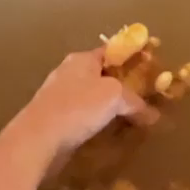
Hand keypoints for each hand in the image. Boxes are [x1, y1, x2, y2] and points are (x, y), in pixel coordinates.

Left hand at [10, 48, 155, 154]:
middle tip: (144, 98)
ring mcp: (59, 96)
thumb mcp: (115, 96)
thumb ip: (135, 101)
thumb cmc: (78, 107)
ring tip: (129, 119)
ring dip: (108, 107)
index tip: (149, 70)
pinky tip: (107, 134)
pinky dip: (96, 122)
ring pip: (92, 97)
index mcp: (82, 59)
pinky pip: (82, 116)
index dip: (131, 58)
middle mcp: (69, 72)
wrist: (38, 139)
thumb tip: (152, 114)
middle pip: (102, 75)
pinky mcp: (54, 119)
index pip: (111, 51)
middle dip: (122, 86)